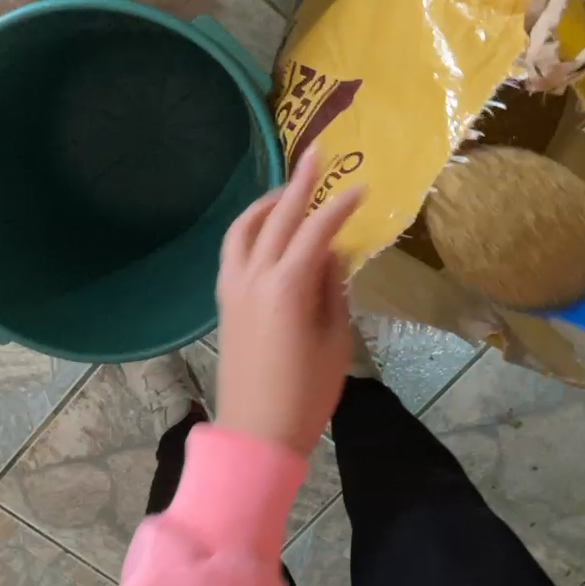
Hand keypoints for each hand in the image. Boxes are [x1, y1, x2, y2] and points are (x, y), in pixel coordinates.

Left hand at [215, 146, 362, 455]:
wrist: (255, 434)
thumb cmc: (305, 395)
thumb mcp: (334, 341)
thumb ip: (332, 290)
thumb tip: (331, 252)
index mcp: (286, 287)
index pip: (316, 231)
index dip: (339, 207)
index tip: (360, 188)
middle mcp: (253, 277)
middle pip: (278, 217)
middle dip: (299, 182)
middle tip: (317, 152)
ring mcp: (232, 287)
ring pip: (245, 229)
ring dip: (267, 203)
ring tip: (287, 189)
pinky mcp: (224, 300)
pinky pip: (233, 249)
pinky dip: (248, 229)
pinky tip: (264, 229)